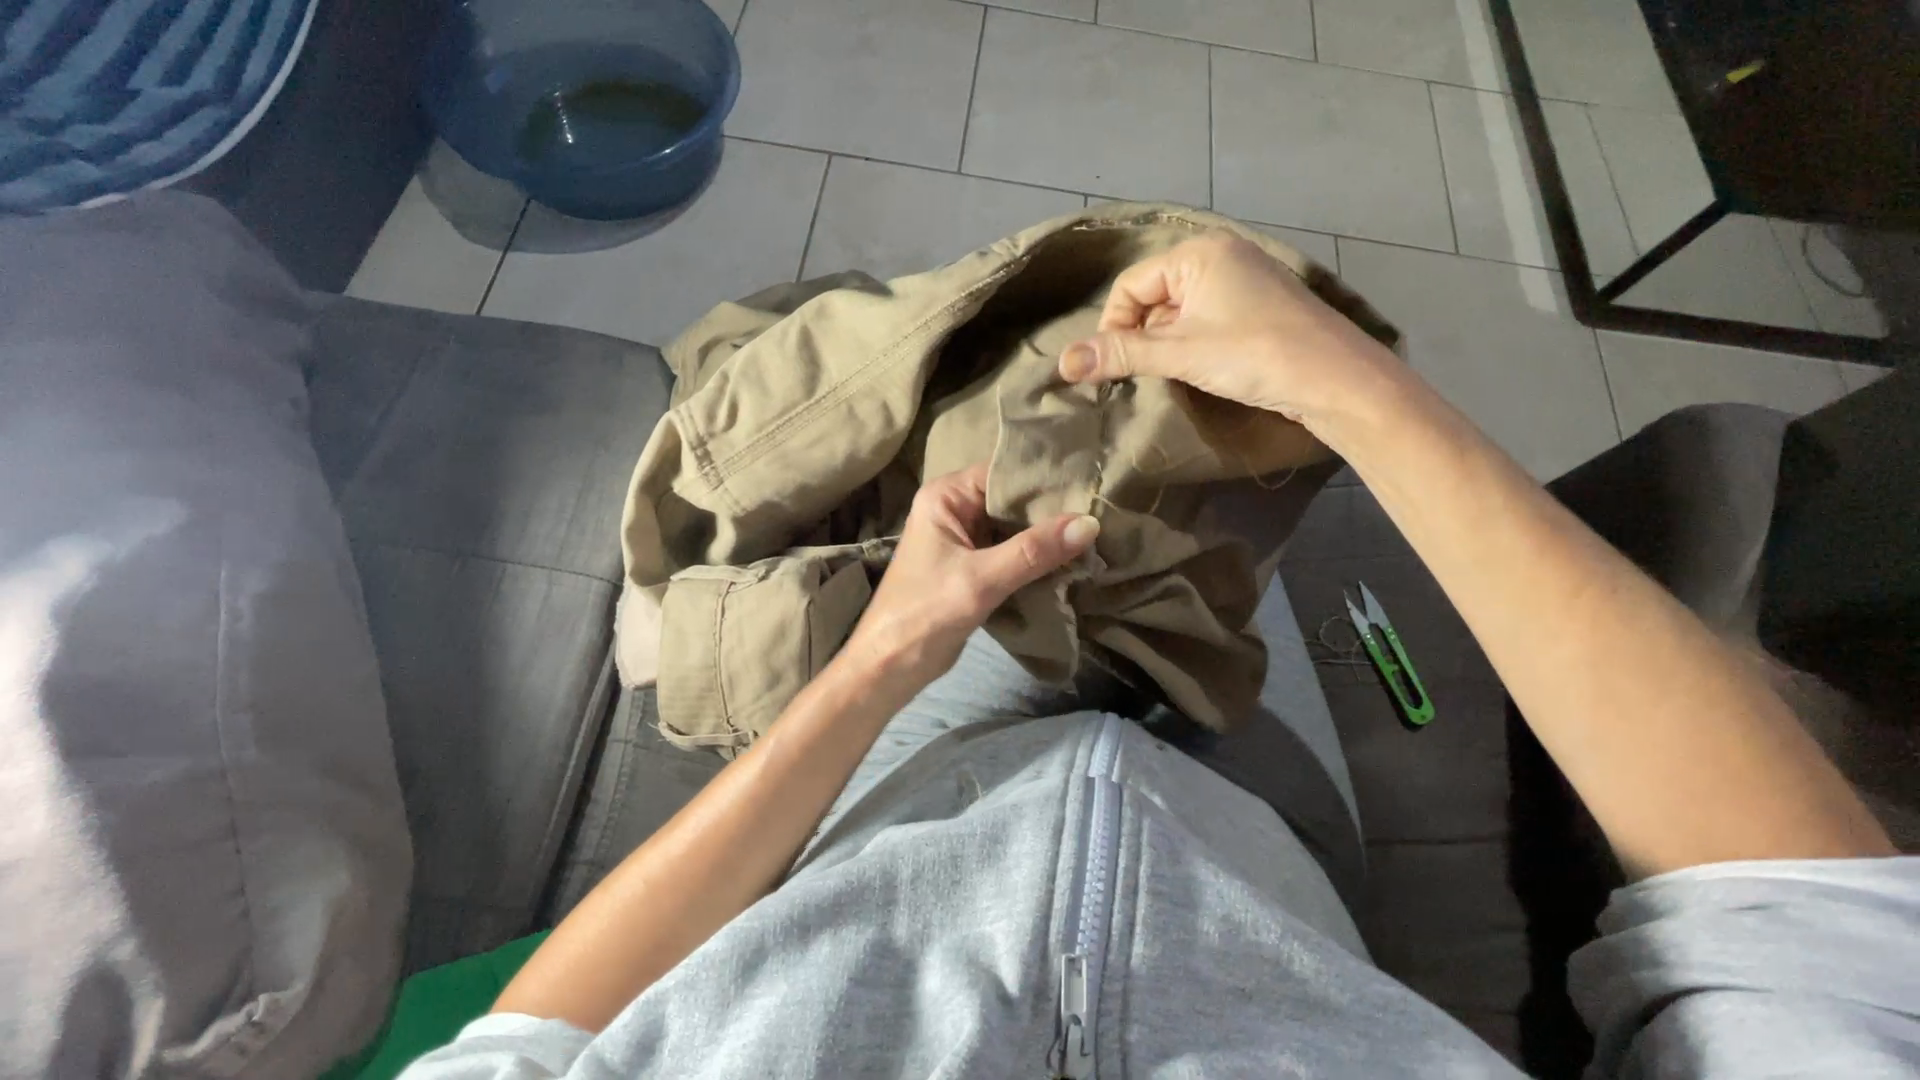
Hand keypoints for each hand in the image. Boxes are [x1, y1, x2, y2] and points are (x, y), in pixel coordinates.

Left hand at [839, 464, 1098, 689]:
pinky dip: (1037, 559)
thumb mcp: (983, 579)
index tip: (1089, 487)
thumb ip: (1034, 551)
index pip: (1003, 473)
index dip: (1045, 480)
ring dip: (1048, 538)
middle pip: (1012, 500)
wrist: (891, 665)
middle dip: (1052, 512)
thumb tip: (1090, 523)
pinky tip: (1072, 561)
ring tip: (1096, 536)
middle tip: (1101, 514)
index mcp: (945, 496)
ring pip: (1015, 529)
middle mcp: (954, 510)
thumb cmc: (926, 613)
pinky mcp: (973, 568)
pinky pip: (1013, 553)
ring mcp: (964, 540)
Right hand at [1056, 232, 1407, 438]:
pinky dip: (1193, 342)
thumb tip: (1062, 363)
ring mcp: (1245, 278)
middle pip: (1154, 295)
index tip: (1112, 367)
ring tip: (1173, 374)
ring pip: (1180, 310)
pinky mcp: (1259, 304)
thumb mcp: (1180, 353)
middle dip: (1141, 336)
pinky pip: (1207, 316)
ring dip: (1166, 343)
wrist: (1336, 379)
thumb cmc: (1254, 355)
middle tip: (1142, 374)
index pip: (1131, 286)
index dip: (1113, 326)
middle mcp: (1221, 254)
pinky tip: (1202, 368)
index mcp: (1199, 252)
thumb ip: (1120, 353)